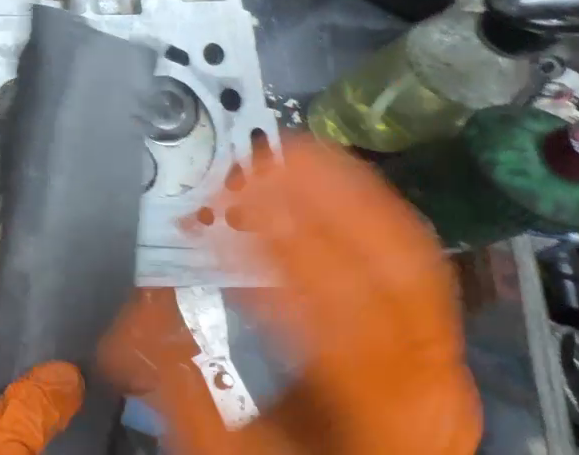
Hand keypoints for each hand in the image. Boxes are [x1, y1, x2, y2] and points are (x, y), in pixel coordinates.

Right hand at [98, 140, 480, 454]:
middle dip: (320, 197)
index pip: (327, 303)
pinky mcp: (433, 342)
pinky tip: (332, 187)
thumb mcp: (234, 451)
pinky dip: (367, 212)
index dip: (265, 250)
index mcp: (378, 400)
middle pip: (389, 259)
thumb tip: (138, 314)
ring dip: (346, 191)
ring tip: (289, 153)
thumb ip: (182, 383)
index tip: (210, 220)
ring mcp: (440, 355)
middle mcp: (425, 371)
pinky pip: (410, 260)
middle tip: (257, 162)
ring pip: (408, 249)